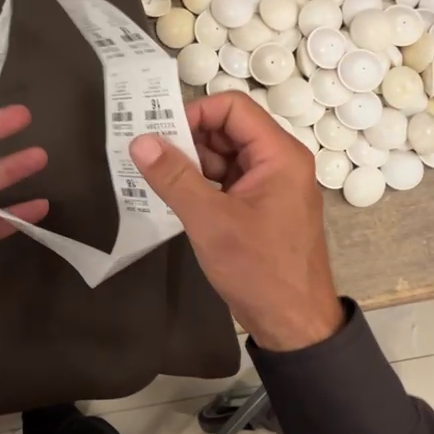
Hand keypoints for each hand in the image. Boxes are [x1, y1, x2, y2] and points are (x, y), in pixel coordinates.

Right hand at [129, 92, 344, 351]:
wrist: (293, 325)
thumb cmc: (258, 269)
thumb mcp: (210, 221)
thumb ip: (174, 177)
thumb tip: (140, 141)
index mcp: (279, 155)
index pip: (233, 108)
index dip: (194, 113)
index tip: (160, 136)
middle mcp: (278, 162)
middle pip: (227, 129)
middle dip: (187, 140)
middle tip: (149, 157)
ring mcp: (269, 186)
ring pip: (223, 156)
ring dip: (190, 164)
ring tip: (155, 179)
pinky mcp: (258, 207)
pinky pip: (225, 181)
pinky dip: (200, 184)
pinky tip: (173, 197)